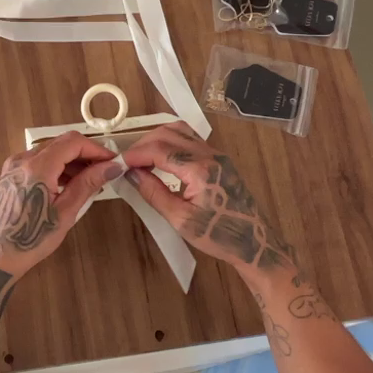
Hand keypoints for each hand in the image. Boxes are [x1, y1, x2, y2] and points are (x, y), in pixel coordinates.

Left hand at [0, 132, 124, 279]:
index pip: (73, 142)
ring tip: (90, 182)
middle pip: (61, 143)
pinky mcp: (10, 175)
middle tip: (105, 171)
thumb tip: (112, 167)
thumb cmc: (30, 239)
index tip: (112, 161)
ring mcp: (13, 166)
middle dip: (85, 154)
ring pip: (50, 151)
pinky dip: (57, 168)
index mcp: (37, 167)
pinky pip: (38, 162)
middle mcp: (22, 160)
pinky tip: (69, 185)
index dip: (97, 149)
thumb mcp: (64, 213)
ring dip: (72, 162)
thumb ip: (87, 184)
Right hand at [117, 123, 295, 275]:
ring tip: (142, 159)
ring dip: (157, 139)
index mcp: (200, 170)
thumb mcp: (180, 219)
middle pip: (168, 133)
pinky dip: (171, 142)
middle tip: (128, 162)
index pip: (159, 149)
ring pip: (180, 131)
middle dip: (143, 144)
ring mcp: (216, 154)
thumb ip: (154, 193)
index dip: (135, 154)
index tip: (119, 164)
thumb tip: (132, 174)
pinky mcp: (219, 159)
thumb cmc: (217, 235)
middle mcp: (209, 155)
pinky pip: (190, 139)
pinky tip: (161, 159)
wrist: (253, 242)